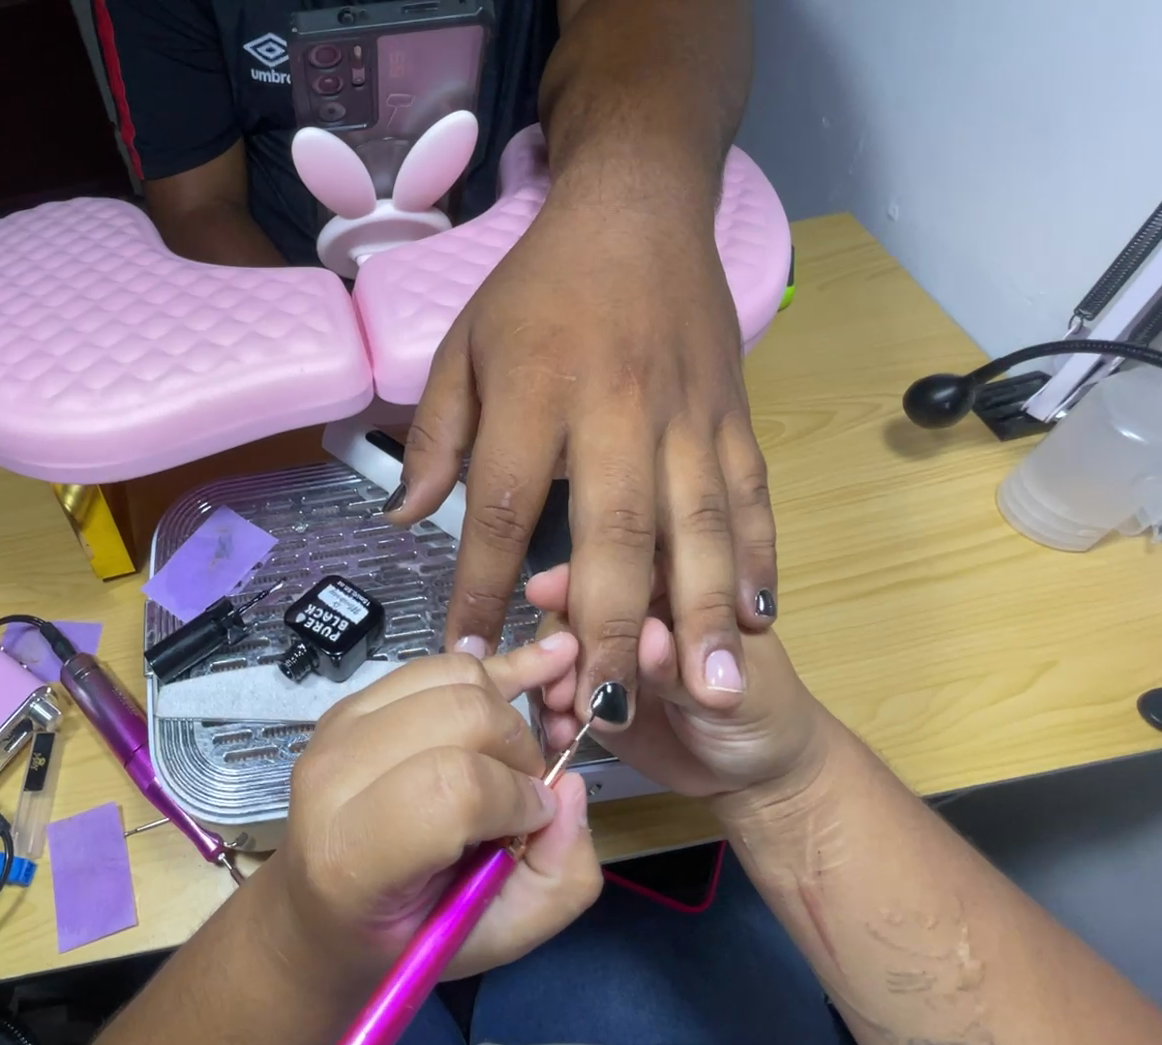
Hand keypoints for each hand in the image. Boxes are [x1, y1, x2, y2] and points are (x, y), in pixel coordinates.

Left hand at [261, 636, 601, 991]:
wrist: (319, 906)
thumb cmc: (401, 937)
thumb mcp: (492, 942)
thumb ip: (556, 883)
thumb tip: (570, 789)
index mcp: (351, 852)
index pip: (453, 786)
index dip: (513, 797)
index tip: (532, 822)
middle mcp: (332, 776)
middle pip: (459, 713)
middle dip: (517, 748)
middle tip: (522, 789)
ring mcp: (337, 727)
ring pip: (452, 674)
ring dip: (504, 708)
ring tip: (512, 754)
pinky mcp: (351, 701)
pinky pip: (436, 664)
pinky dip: (492, 670)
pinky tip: (541, 662)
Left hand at [388, 196, 775, 725]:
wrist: (636, 213)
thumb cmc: (537, 289)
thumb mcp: (462, 350)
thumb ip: (434, 438)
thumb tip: (405, 519)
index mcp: (536, 395)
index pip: (503, 510)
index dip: (483, 588)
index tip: (470, 654)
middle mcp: (617, 412)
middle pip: (613, 535)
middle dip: (607, 629)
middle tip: (600, 713)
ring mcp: (688, 416)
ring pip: (698, 527)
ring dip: (698, 615)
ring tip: (703, 691)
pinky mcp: (735, 415)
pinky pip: (750, 496)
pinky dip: (756, 561)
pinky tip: (755, 622)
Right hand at [525, 565, 824, 798]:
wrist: (760, 775)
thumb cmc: (767, 712)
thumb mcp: (738, 688)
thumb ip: (685, 666)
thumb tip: (647, 636)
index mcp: (673, 590)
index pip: (621, 571)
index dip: (581, 580)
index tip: (546, 592)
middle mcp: (631, 615)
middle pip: (576, 608)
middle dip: (556, 635)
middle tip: (552, 670)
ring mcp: (607, 656)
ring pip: (557, 650)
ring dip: (549, 675)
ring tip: (557, 706)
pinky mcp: (591, 696)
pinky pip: (558, 695)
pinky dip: (552, 711)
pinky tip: (557, 728)